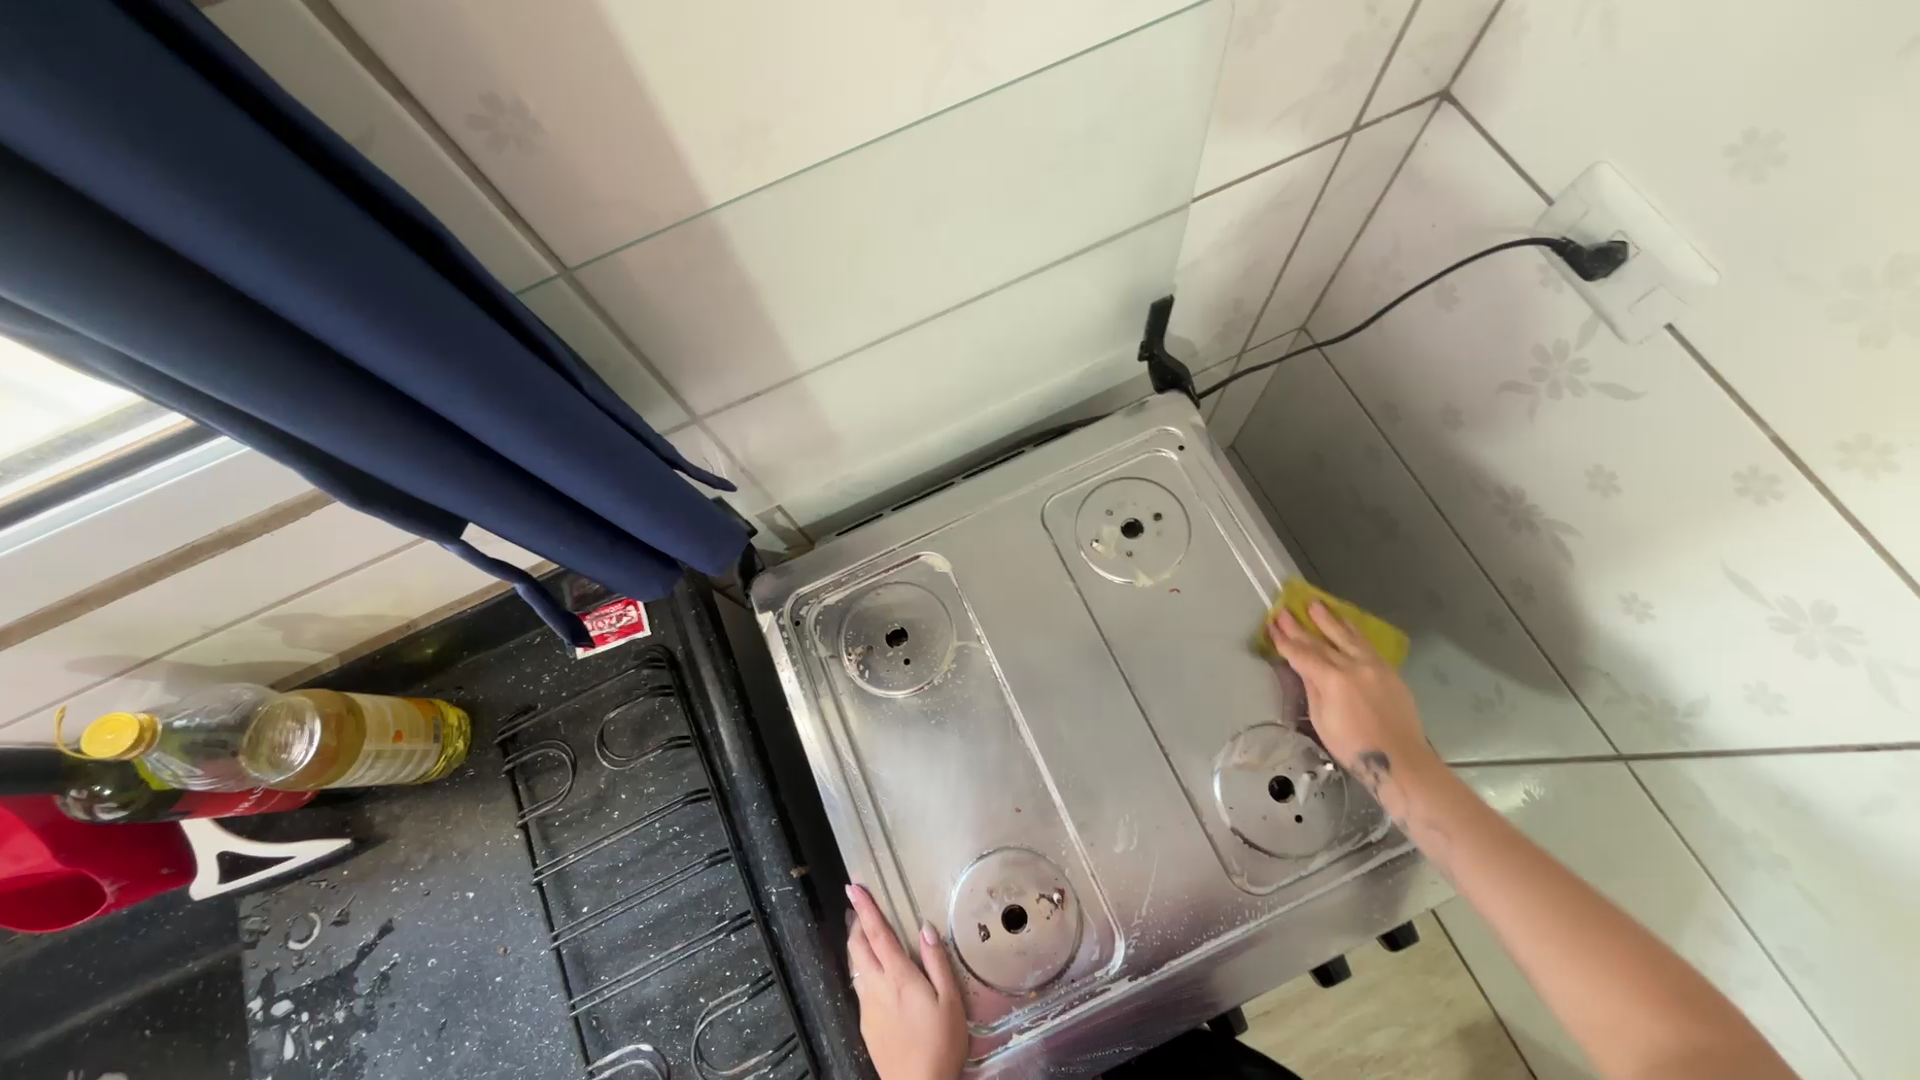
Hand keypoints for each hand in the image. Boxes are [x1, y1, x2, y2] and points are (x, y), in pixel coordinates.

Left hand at [845, 883, 968, 1079]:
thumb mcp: (950, 1000)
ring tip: (862, 932)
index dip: (865, 908)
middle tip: (858, 905)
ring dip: (856, 944)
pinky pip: (860, 986)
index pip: (877, 933)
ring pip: (855, 966)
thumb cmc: (941, 1042)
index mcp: (899, 976)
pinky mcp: (865, 1024)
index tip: (853, 887)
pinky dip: (862, 968)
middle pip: (858, 946)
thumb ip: (937, 961)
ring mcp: (867, 1007)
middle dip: (856, 922)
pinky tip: (874, 973)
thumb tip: (926, 927)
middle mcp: (877, 987)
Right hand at [1267, 600, 1435, 794]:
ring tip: (1316, 604)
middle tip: (1285, 610)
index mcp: (1333, 680)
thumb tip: (1305, 669)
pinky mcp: (1388, 670)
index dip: (1285, 641)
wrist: (1399, 758)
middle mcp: (1353, 666)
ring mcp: (1374, 665)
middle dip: (1300, 626)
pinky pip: (1366, 644)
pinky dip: (1353, 631)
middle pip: (1321, 642)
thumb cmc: (1353, 746)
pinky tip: (1346, 624)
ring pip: (1347, 636)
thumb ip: (1313, 689)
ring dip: (1329, 620)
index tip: (1272, 626)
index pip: (1302, 655)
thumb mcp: (1321, 719)